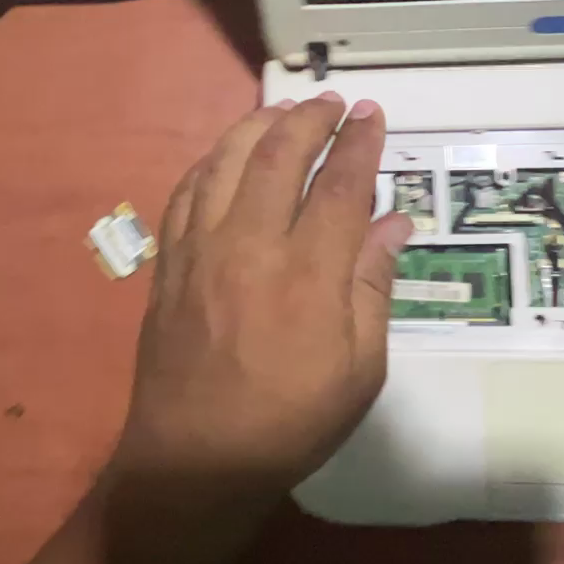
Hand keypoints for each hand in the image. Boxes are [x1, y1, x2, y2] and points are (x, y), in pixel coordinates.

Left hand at [110, 93, 414, 497]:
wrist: (196, 460)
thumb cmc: (290, 421)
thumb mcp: (360, 368)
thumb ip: (374, 285)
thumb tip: (393, 221)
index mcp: (308, 275)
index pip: (340, 185)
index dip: (360, 143)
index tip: (372, 114)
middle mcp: (251, 245)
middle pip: (280, 155)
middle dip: (311, 118)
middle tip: (332, 102)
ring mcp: (200, 248)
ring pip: (227, 160)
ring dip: (259, 125)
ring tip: (284, 109)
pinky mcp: (169, 260)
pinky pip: (188, 190)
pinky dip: (213, 160)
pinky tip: (228, 154)